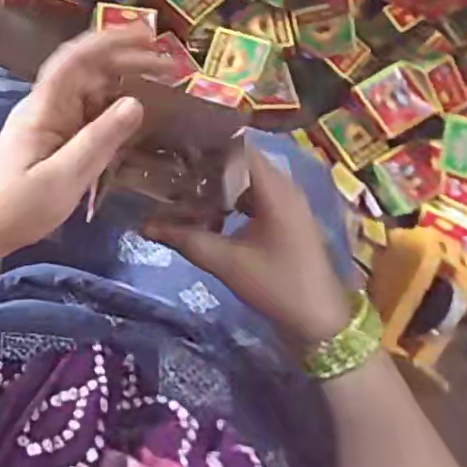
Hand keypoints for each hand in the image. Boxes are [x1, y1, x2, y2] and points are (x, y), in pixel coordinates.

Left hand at [0, 27, 165, 262]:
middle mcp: (47, 106)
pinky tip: (136, 113)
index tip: (144, 36)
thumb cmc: (16, 206)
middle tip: (169, 65)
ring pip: (91, 91)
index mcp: (43, 108)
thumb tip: (135, 103)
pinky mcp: (55, 139)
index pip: (74, 61)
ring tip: (162, 83)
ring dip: (124, 82)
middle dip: (126, 61)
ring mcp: (51, 121)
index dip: (108, 42)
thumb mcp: (62, 178)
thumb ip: (98, 141)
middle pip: (87, 71)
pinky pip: (89, 114)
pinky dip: (114, 108)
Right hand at [146, 144, 355, 344]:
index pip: (237, 147)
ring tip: (180, 184)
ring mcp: (287, 202)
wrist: (322, 323)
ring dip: (217, 181)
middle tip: (169, 165)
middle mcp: (283, 186)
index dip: (206, 143)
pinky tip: (205, 210)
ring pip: (245, 178)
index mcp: (274, 188)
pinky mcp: (285, 218)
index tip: (173, 145)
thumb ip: (185, 239)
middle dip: (206, 162)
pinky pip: (253, 195)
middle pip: (240, 160)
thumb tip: (144, 225)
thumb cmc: (278, 287)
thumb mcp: (227, 262)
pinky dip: (229, 197)